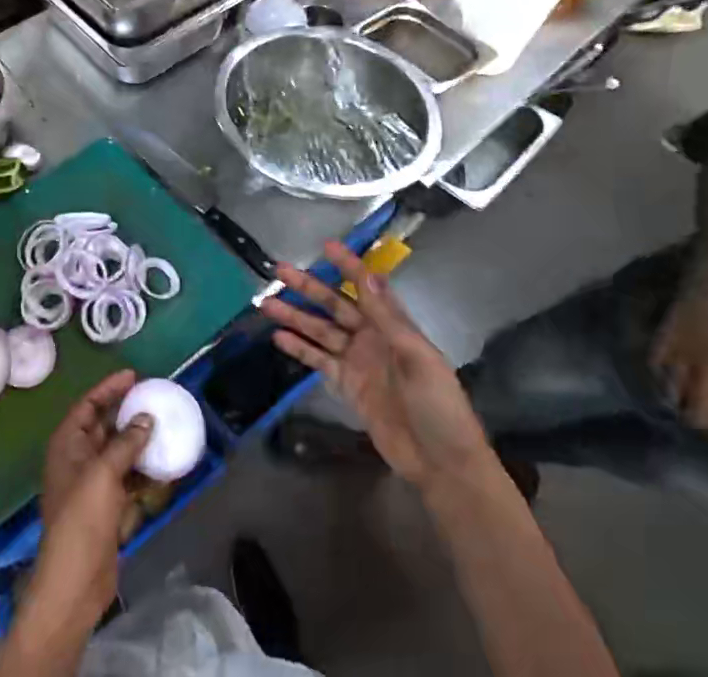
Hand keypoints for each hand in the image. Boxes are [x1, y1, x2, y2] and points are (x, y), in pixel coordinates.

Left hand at [28, 370, 151, 628]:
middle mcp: (78, 458)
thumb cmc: (82, 519)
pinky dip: (144, 469)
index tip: (133, 376)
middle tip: (155, 398)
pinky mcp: (107, 505)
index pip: (87, 405)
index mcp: (67, 445)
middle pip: (103, 425)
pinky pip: (128, 477)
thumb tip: (146, 418)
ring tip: (165, 425)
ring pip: (118, 451)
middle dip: (127, 411)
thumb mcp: (103, 474)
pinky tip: (165, 464)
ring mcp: (92, 483)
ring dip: (139, 440)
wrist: (75, 579)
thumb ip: (125, 443)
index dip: (108, 388)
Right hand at [262, 241, 488, 484]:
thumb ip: (388, 318)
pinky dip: (300, 349)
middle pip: (335, 306)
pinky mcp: (347, 386)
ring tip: (267, 303)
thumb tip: (367, 275)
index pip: (367, 287)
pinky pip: (319, 361)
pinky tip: (279, 338)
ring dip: (296, 317)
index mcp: (395, 326)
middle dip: (309, 287)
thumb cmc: (438, 405)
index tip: (327, 246)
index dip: (348, 266)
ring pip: (321, 331)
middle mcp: (373, 337)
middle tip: (280, 270)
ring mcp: (358, 362)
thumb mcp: (417, 357)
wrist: (440, 462)